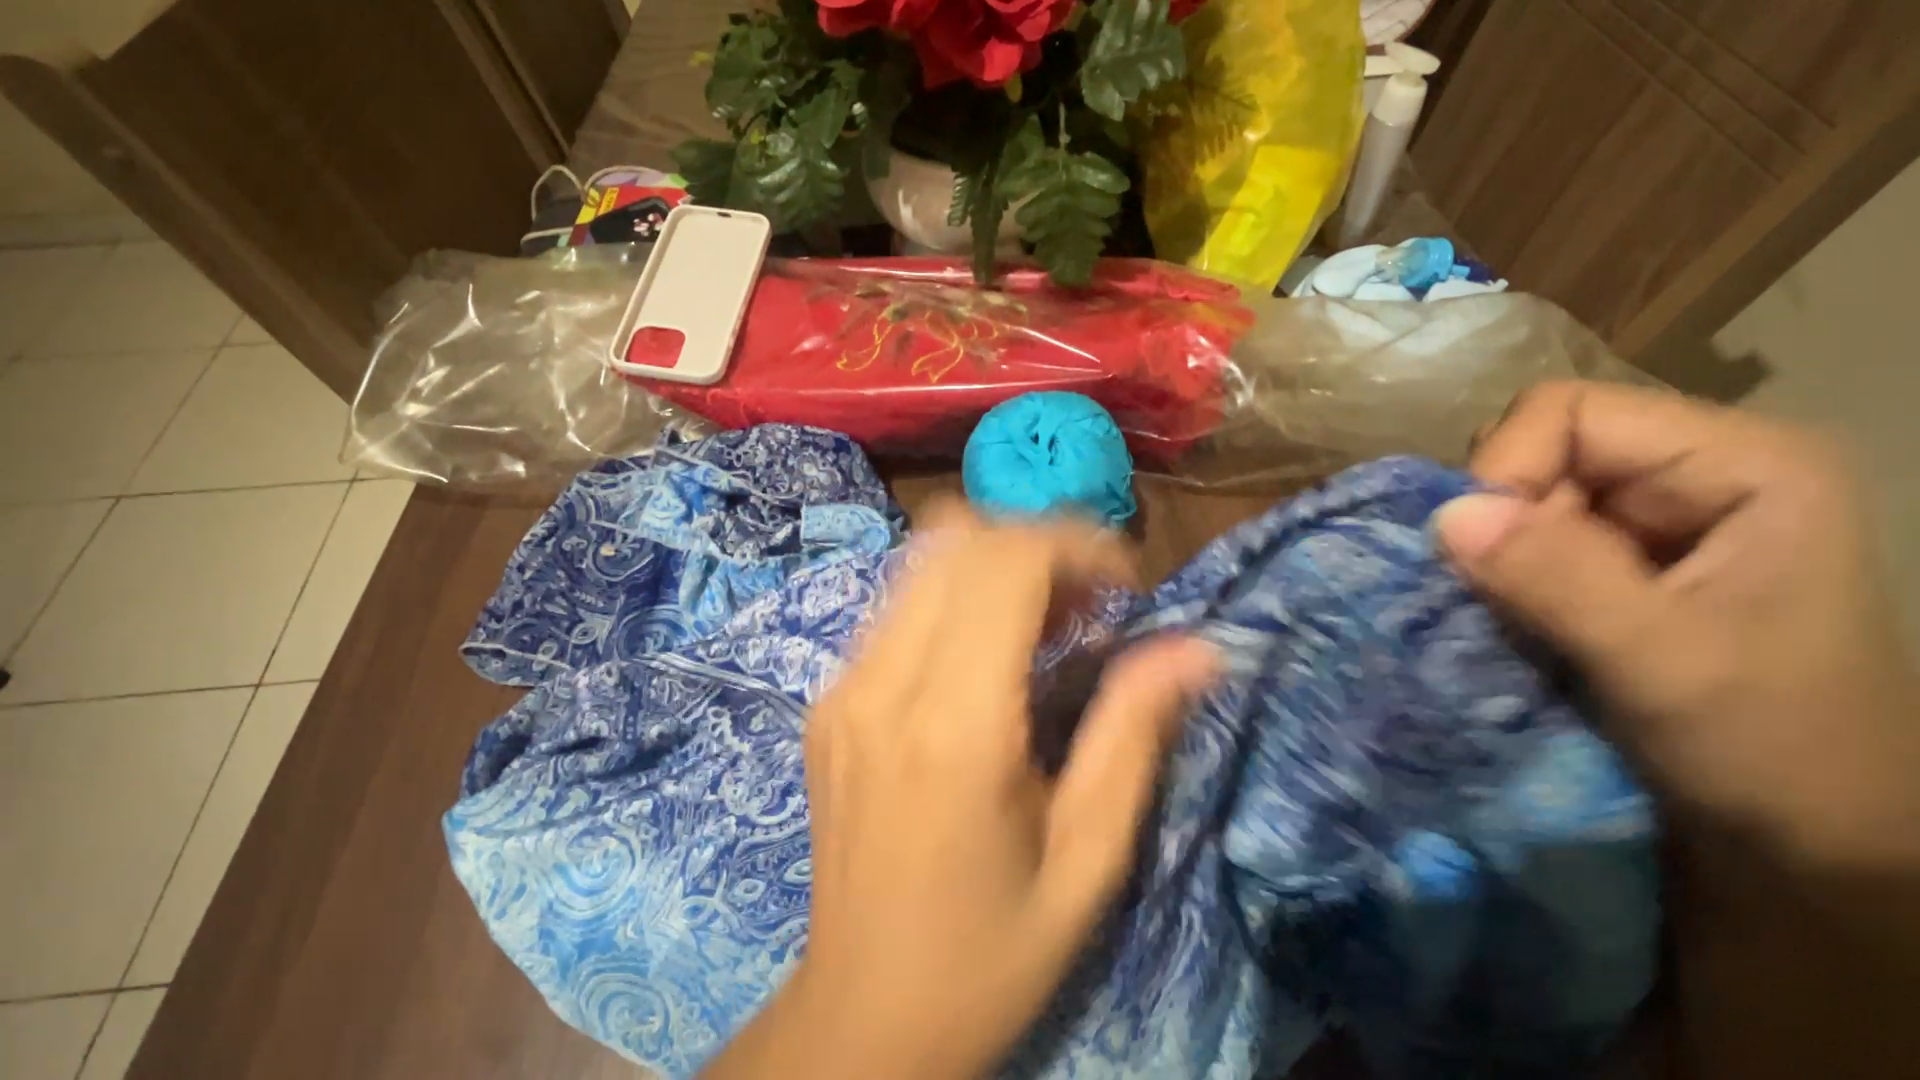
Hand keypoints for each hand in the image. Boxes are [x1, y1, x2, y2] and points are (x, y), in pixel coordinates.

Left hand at [702, 505, 1217, 1079]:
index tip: (1127, 589)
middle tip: (1092, 611)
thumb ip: (1134, 737)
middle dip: (1037, 549)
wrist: (861, 1013)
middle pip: (956, 540)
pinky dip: (953, 602)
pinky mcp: (826, 704)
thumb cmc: (989, 954)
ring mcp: (839, 689)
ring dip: (994, 570)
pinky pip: (894, 608)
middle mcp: (879, 685)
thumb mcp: (1087, 861)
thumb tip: (1198, 647)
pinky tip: (989, 664)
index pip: (1004, 562)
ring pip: (919, 563)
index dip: (1076, 545)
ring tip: (1048, 633)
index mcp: (951, 727)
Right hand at [1434, 380, 1919, 868]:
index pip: (1570, 413)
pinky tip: (1515, 634)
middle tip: (1499, 601)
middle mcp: (1696, 477)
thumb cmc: (1776, 751)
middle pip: (1542, 455)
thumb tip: (1443, 515)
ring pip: (1525, 508)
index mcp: (1742, 464)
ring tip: (1510, 628)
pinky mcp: (1623, 573)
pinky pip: (1530, 553)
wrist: (1818, 850)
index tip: (1481, 556)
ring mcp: (1658, 527)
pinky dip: (1503, 591)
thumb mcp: (1667, 664)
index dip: (1508, 471)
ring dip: (1497, 566)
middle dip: (1501, 526)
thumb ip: (1558, 580)